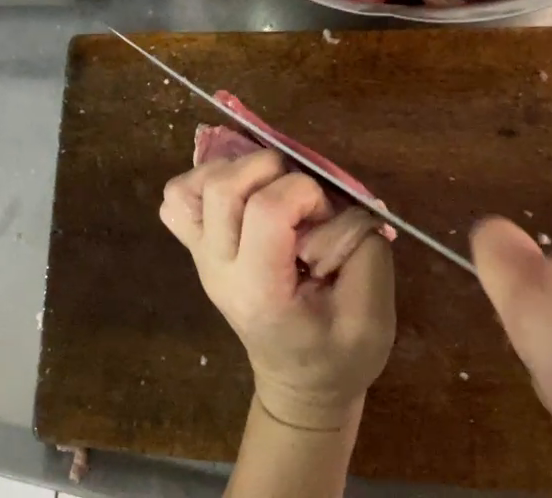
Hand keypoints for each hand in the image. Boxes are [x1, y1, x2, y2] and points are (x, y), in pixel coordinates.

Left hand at [161, 150, 395, 428]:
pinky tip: (242, 192)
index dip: (305, 192)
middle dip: (271, 170)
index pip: (266, 210)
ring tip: (272, 188)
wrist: (300, 382)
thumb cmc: (338, 354)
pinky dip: (205, 180)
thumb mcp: (373, 317)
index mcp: (262, 290)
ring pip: (192, 185)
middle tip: (302, 195)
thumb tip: (344, 200)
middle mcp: (219, 267)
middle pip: (222, 187)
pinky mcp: (196, 245)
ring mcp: (200, 255)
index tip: (329, 214)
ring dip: (237, 168)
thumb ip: (364, 251)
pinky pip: (178, 196)